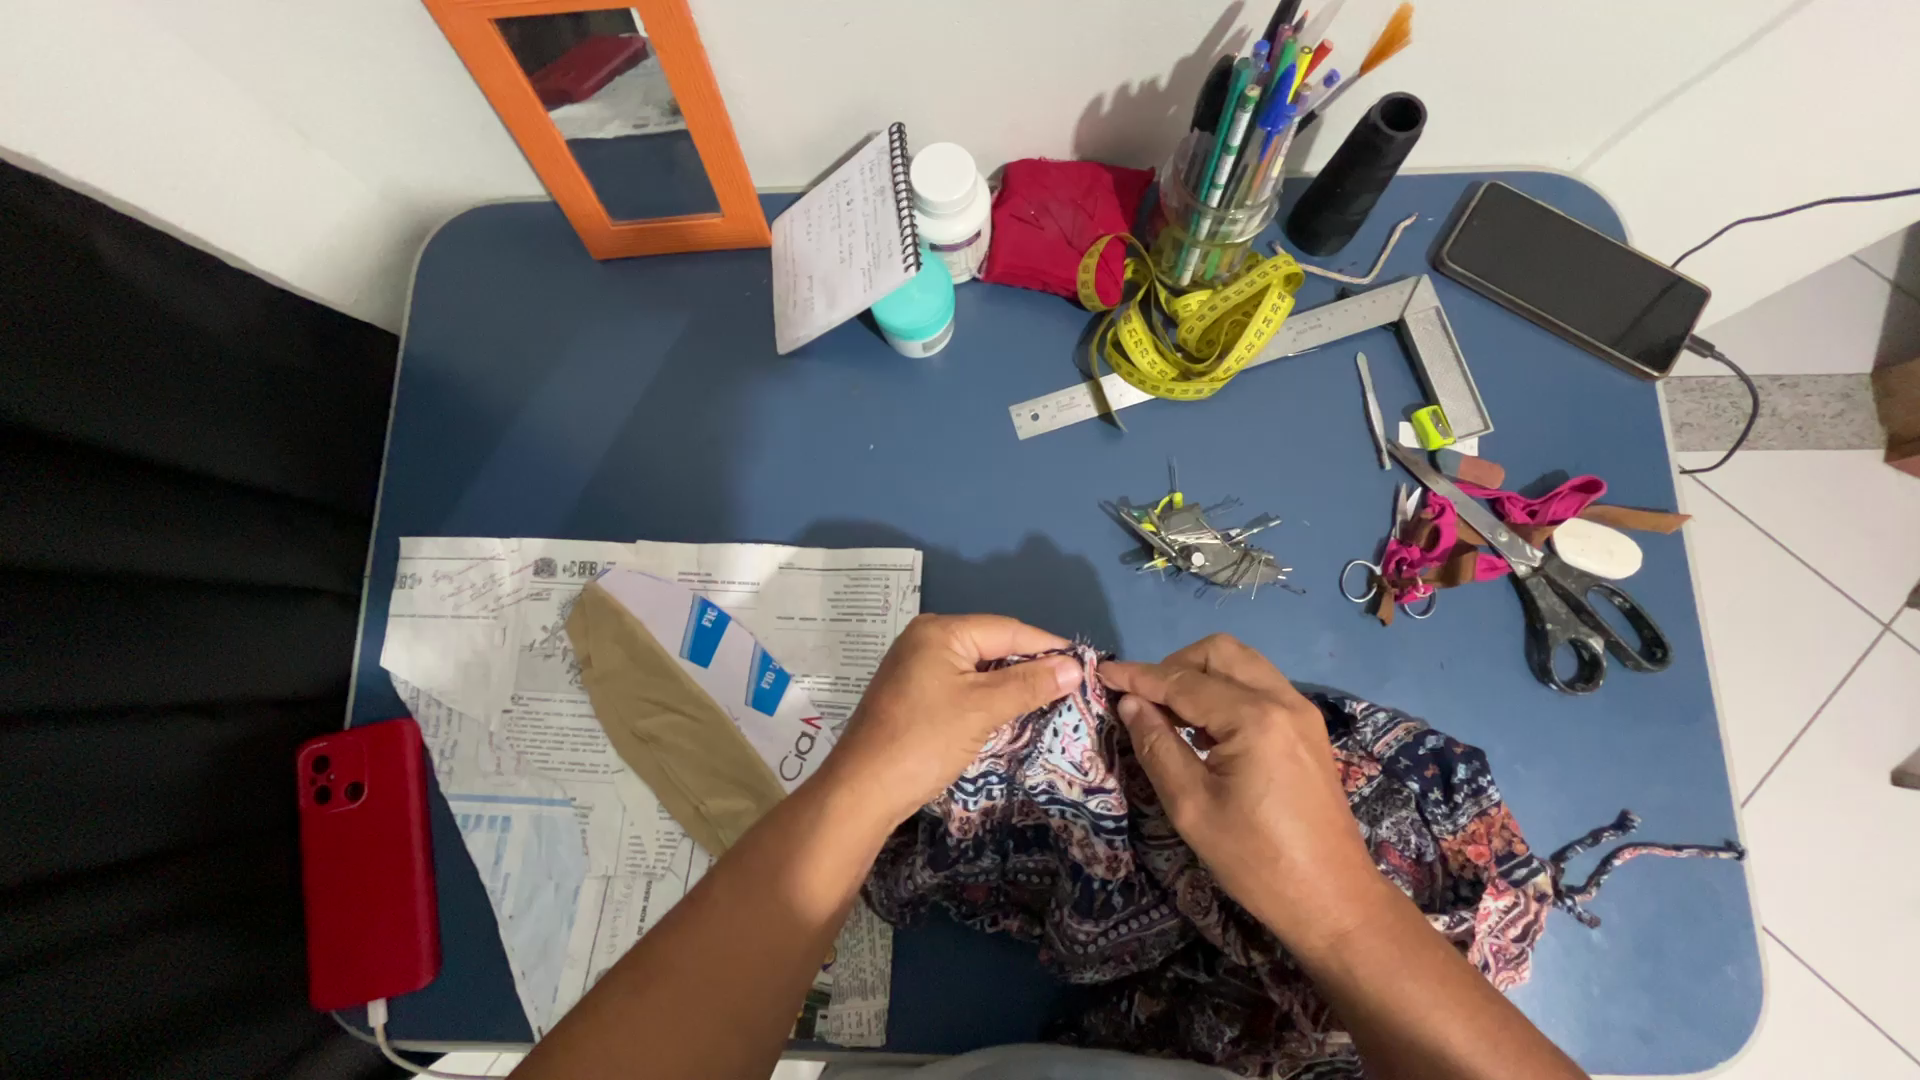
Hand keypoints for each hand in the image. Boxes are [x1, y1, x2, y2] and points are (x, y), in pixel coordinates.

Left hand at [823, 615, 1078, 828]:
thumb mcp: (982, 709)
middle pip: (992, 644)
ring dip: (1010, 681)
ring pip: (977, 667)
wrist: (862, 791)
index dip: (1047, 646)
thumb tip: (1075, 667)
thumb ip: (1029, 684)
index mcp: (940, 631)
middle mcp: (926, 638)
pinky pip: (961, 684)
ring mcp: (916, 666)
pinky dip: (987, 694)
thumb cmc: (924, 741)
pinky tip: (1009, 709)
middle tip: (1070, 684)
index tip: (1085, 664)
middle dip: (1030, 663)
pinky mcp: (913, 693)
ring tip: (1049, 697)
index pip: (1007, 629)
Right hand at [1100, 635, 1387, 952]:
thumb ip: (1156, 745)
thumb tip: (1130, 702)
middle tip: (1145, 701)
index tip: (1102, 672)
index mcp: (1253, 718)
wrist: (1333, 901)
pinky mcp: (1307, 728)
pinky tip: (1205, 729)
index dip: (1138, 676)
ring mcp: (1300, 712)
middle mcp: (1282, 700)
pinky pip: (1258, 686)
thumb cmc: (1256, 860)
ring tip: (1171, 714)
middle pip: (1217, 652)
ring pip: (1241, 663)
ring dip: (1200, 675)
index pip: (1182, 681)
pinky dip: (1225, 691)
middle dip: (1173, 666)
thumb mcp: (1191, 806)